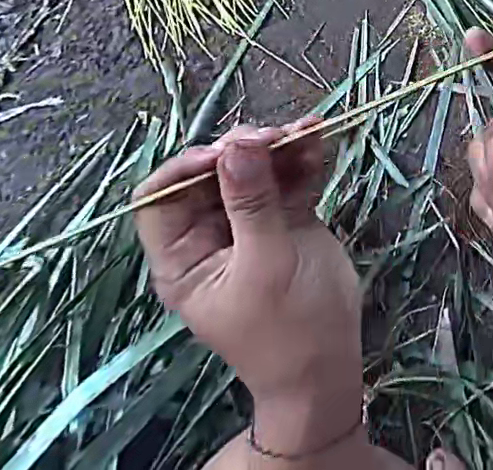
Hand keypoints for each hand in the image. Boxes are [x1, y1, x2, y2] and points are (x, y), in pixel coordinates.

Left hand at [134, 121, 362, 453]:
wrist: (332, 363)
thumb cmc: (287, 328)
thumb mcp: (265, 264)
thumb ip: (252, 202)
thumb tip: (237, 143)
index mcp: (184, 255)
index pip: (161, 198)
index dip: (185, 167)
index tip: (226, 152)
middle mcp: (211, 232)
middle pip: (214, 172)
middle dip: (244, 148)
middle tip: (277, 135)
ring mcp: (251, 221)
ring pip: (255, 167)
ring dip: (280, 144)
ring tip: (307, 129)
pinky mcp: (286, 215)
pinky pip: (288, 176)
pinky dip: (302, 155)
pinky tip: (319, 136)